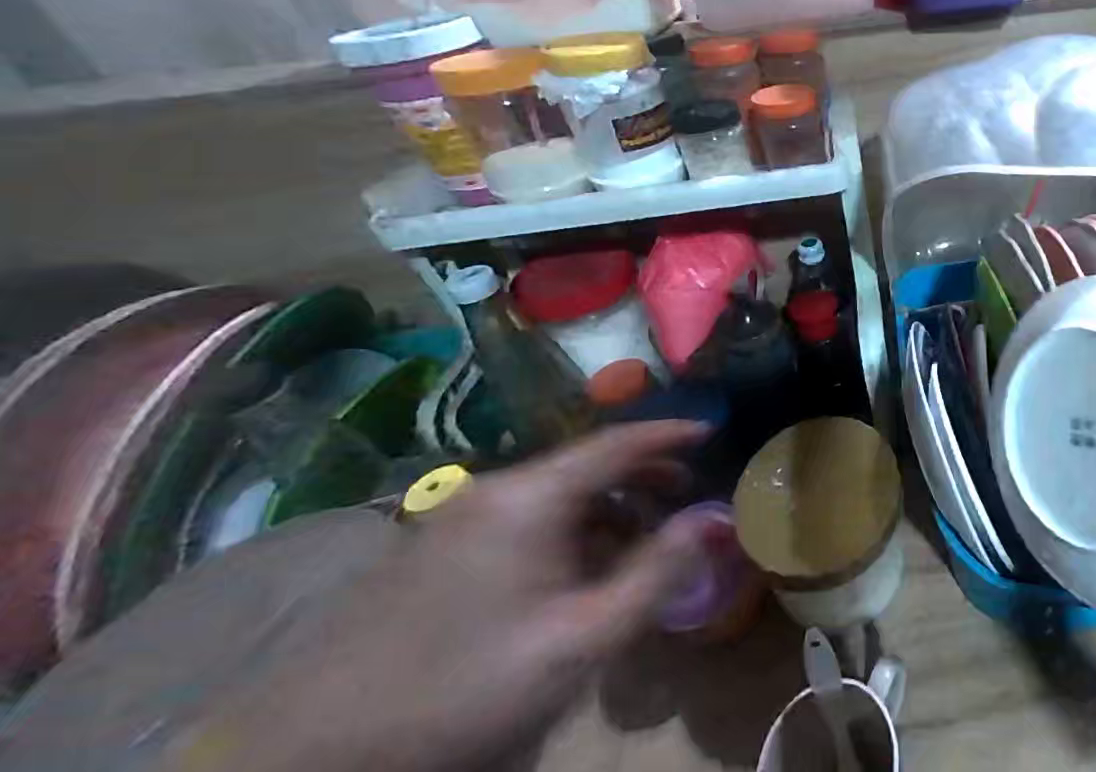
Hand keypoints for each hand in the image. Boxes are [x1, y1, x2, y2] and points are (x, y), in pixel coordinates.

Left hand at [168, 422, 726, 771]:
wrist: (309, 757)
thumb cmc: (466, 689)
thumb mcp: (581, 639)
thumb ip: (657, 573)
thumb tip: (715, 518)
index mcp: (529, 497)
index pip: (617, 442)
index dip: (670, 432)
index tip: (713, 428)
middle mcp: (492, 491)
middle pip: (586, 465)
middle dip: (644, 474)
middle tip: (687, 493)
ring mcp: (455, 518)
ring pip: (554, 494)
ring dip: (606, 508)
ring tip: (640, 541)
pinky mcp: (433, 549)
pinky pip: (523, 519)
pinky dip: (567, 529)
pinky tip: (576, 571)